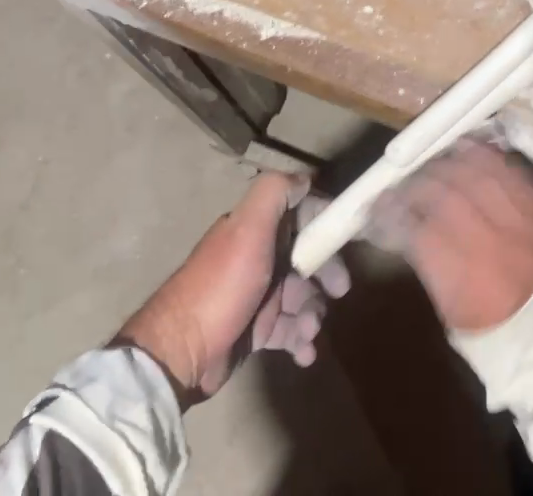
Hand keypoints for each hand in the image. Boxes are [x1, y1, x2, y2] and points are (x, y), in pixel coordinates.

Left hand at [119, 173, 350, 402]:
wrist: (183, 351)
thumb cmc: (222, 286)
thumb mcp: (247, 230)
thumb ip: (273, 195)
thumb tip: (305, 178)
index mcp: (255, 230)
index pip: (300, 216)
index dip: (325, 225)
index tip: (349, 241)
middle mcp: (257, 257)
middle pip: (306, 259)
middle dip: (326, 275)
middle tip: (339, 293)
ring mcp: (256, 295)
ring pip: (301, 298)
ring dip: (313, 314)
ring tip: (308, 332)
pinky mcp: (255, 329)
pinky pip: (288, 330)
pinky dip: (301, 341)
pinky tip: (304, 354)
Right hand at [369, 138, 532, 331]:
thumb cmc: (493, 326)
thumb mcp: (449, 305)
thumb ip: (424, 259)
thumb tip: (397, 224)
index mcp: (461, 275)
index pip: (415, 227)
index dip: (391, 210)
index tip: (378, 204)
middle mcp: (489, 241)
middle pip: (443, 193)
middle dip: (416, 182)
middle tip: (403, 183)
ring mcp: (518, 221)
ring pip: (476, 173)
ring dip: (447, 162)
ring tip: (431, 162)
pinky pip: (509, 170)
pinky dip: (485, 156)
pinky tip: (467, 150)